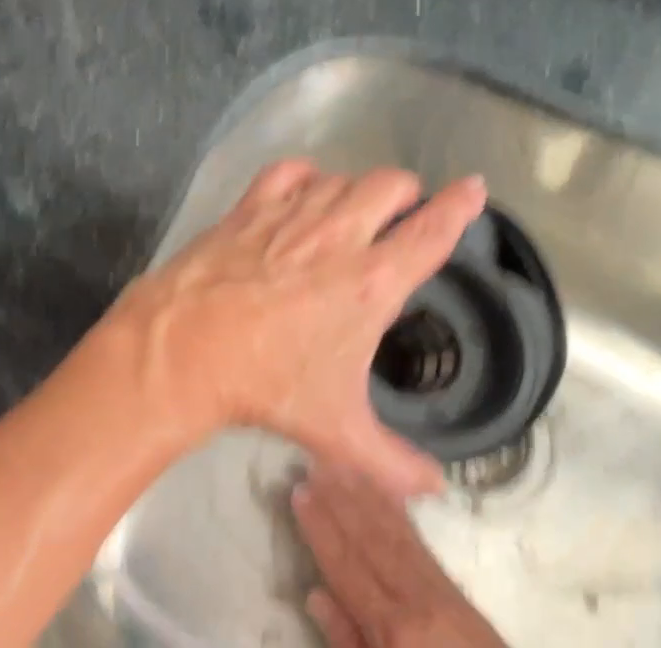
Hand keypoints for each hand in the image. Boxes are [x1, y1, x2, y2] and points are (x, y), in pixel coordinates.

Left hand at [93, 159, 486, 493]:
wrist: (185, 349)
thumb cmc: (266, 385)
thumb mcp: (336, 430)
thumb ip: (392, 461)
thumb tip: (433, 488)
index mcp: (371, 283)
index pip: (432, 231)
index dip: (460, 206)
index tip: (475, 187)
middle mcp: (338, 237)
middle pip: (390, 186)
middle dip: (406, 193)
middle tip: (402, 213)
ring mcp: (290, 216)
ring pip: (341, 177)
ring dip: (355, 188)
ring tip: (353, 209)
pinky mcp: (248, 208)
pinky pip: (286, 172)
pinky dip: (303, 176)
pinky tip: (303, 190)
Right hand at [292, 466, 506, 647]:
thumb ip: (347, 641)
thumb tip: (316, 594)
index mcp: (393, 629)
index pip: (347, 566)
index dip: (321, 528)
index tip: (300, 492)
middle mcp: (418, 601)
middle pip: (372, 541)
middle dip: (342, 502)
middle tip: (316, 465)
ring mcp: (442, 593)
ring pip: (398, 536)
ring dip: (368, 499)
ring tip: (344, 468)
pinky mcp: (458, 593)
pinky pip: (422, 546)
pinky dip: (400, 517)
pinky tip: (387, 498)